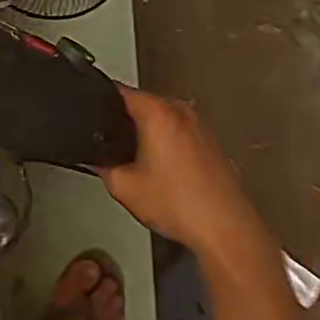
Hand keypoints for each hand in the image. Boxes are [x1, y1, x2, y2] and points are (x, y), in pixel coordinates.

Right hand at [97, 87, 270, 263]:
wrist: (224, 227)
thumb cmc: (181, 205)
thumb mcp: (124, 188)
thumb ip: (103, 167)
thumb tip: (99, 160)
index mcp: (158, 112)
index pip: (120, 91)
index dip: (102, 102)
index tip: (94, 116)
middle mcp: (181, 110)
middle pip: (143, 103)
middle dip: (126, 121)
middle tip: (115, 146)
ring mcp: (199, 124)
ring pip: (162, 118)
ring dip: (149, 133)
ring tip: (142, 164)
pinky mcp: (211, 140)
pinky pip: (180, 131)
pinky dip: (168, 143)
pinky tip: (166, 172)